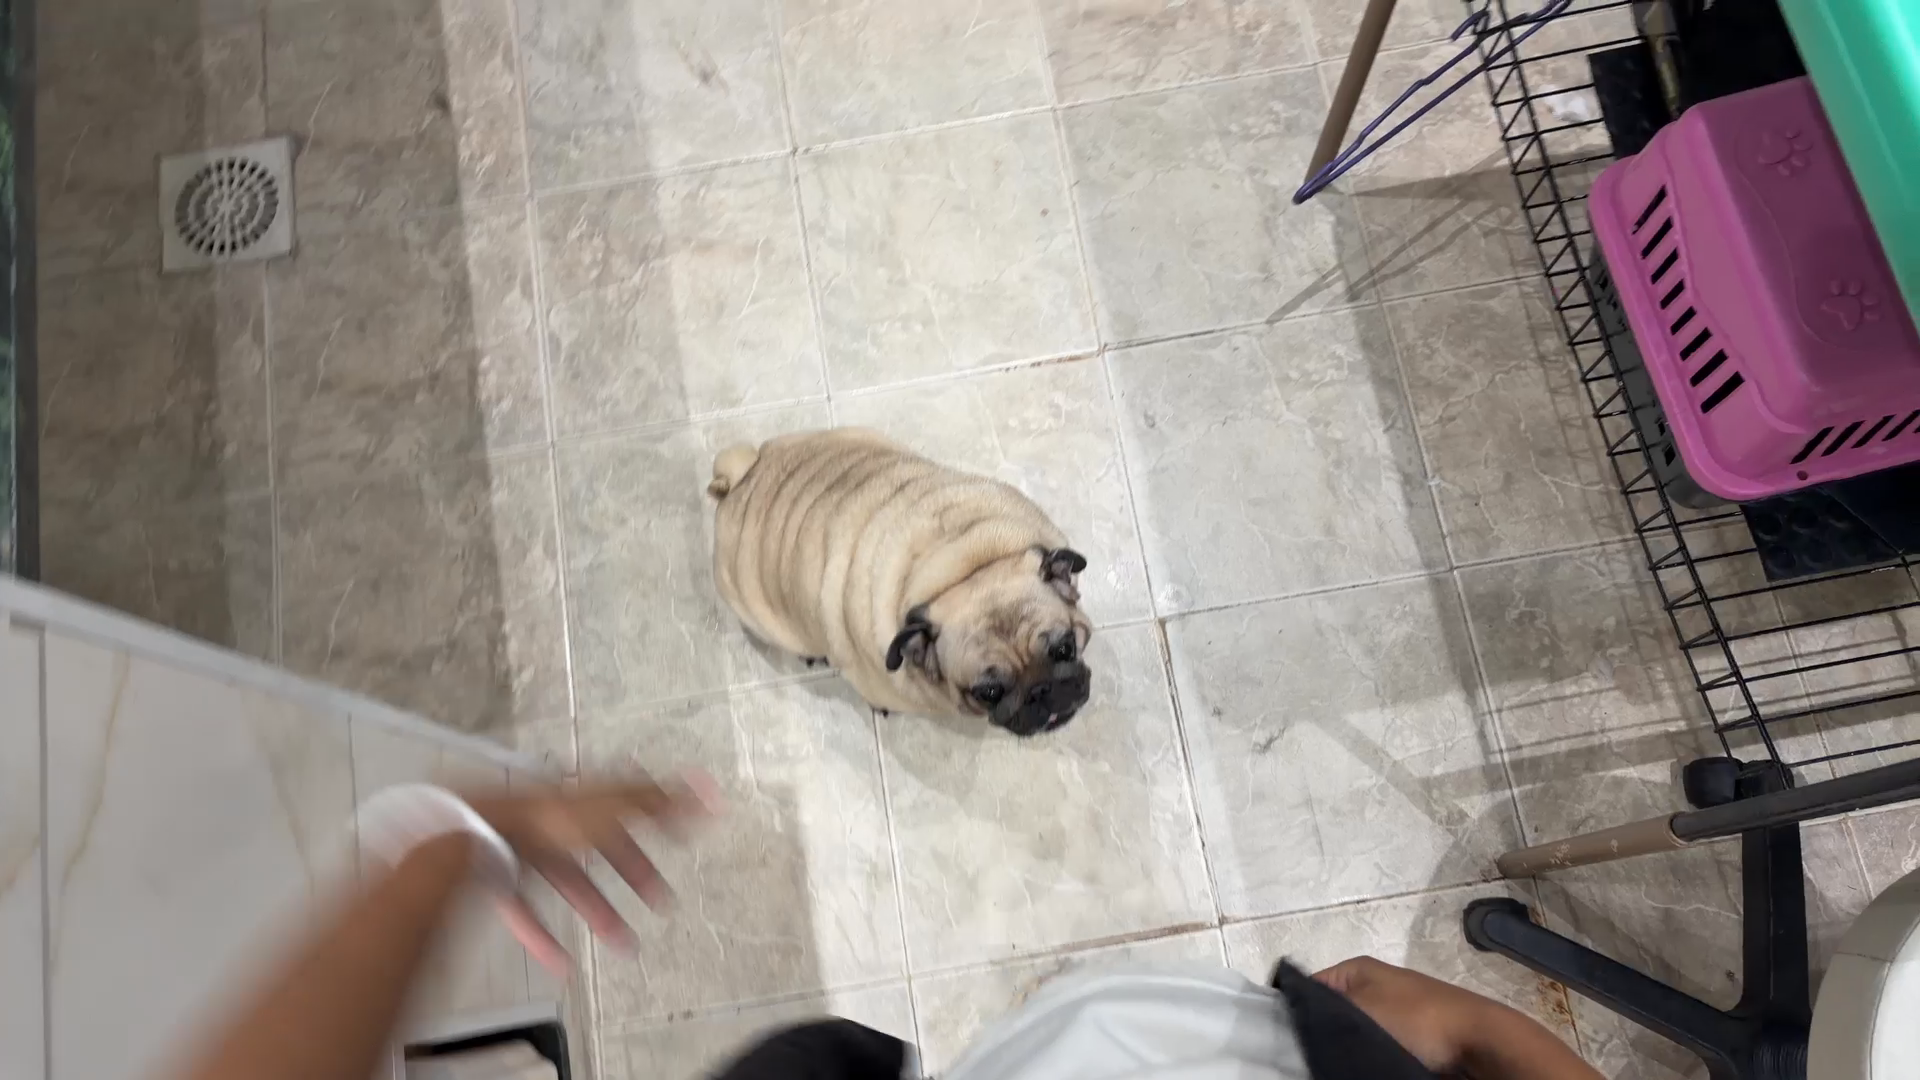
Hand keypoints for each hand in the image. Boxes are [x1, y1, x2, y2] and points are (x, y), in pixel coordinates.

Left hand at [462, 772, 722, 974]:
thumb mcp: (612, 808)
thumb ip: (660, 802)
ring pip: (571, 881)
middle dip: (636, 872)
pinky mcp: (498, 879)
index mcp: (587, 796)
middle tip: (662, 899)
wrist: (471, 836)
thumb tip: (708, 790)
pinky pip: (528, 910)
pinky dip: (546, 937)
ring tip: (624, 942)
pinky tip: (562, 962)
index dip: (662, 818)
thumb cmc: (542, 821)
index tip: (685, 834)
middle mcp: (560, 818)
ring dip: (600, 911)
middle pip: (605, 846)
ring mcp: (526, 848)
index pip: (634, 804)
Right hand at [1312, 956, 1502, 1072]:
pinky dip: (1381, 1061)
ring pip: (1363, 1036)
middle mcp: (1374, 986)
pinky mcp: (1418, 1039)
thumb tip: (1303, 1023)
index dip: (1302, 1011)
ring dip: (1358, 1052)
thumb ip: (1329, 1014)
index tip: (1296, 1040)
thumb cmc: (1416, 1018)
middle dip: (1331, 1036)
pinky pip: (1387, 1051)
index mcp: (1356, 969)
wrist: (1482, 1041)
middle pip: (1338, 1014)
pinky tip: (1374, 1070)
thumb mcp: (1362, 1011)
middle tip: (1323, 1057)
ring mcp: (1398, 1012)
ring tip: (1348, 1065)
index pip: (1313, 987)